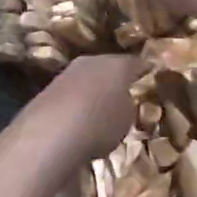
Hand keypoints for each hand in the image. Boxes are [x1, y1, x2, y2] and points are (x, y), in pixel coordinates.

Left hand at [18, 54, 143, 160]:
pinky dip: (75, 103)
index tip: (150, 71)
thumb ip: (127, 105)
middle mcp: (91, 62)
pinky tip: (77, 118)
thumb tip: (121, 100)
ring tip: (99, 107)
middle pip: (107, 66)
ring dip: (92, 90)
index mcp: (117, 65)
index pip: (135, 62)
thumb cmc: (100, 123)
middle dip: (114, 77)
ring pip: (86, 78)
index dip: (144, 68)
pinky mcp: (46, 91)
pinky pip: (69, 94)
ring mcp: (66, 74)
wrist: (49, 134)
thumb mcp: (126, 118)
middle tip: (123, 89)